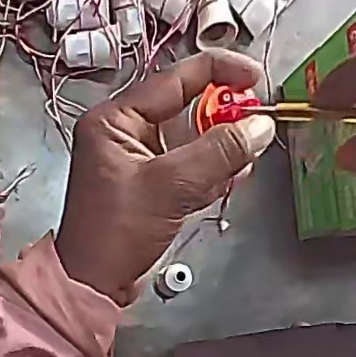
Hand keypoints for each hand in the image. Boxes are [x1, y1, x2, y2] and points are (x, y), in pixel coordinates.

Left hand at [56, 52, 275, 304]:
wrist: (94, 284)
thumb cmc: (117, 232)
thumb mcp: (170, 186)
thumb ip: (219, 152)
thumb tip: (261, 125)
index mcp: (114, 120)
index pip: (173, 79)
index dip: (218, 73)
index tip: (255, 79)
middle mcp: (124, 134)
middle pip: (186, 110)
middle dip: (222, 120)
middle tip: (254, 129)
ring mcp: (137, 161)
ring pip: (191, 141)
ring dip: (220, 151)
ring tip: (241, 165)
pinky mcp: (150, 187)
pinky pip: (188, 168)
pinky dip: (210, 173)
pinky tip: (228, 182)